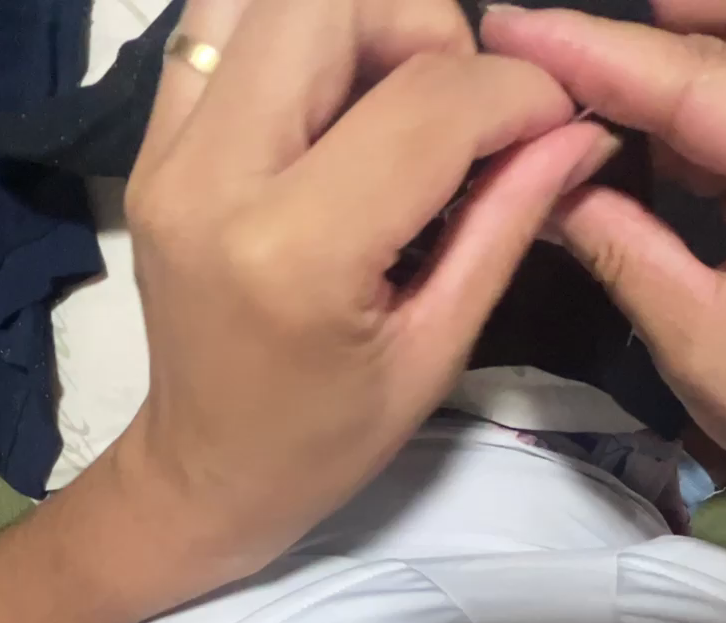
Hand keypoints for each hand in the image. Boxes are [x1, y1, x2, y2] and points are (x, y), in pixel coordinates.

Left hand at [105, 0, 617, 580]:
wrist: (206, 473)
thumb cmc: (322, 444)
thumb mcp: (431, 354)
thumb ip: (504, 227)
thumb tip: (576, 129)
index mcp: (297, 254)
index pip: (426, 103)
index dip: (514, 94)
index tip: (551, 122)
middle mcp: (213, 182)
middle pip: (331, 3)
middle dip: (428, 27)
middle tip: (459, 109)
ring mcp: (164, 160)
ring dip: (354, 22)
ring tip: (394, 99)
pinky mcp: (148, 157)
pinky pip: (217, 33)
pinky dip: (291, 39)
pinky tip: (332, 106)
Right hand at [484, 0, 725, 540]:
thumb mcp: (693, 337)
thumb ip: (616, 241)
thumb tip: (541, 166)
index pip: (708, 79)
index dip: (595, 52)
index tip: (506, 21)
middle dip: (646, 27)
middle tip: (548, 53)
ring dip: (688, 43)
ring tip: (596, 88)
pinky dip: (722, 74)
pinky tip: (660, 118)